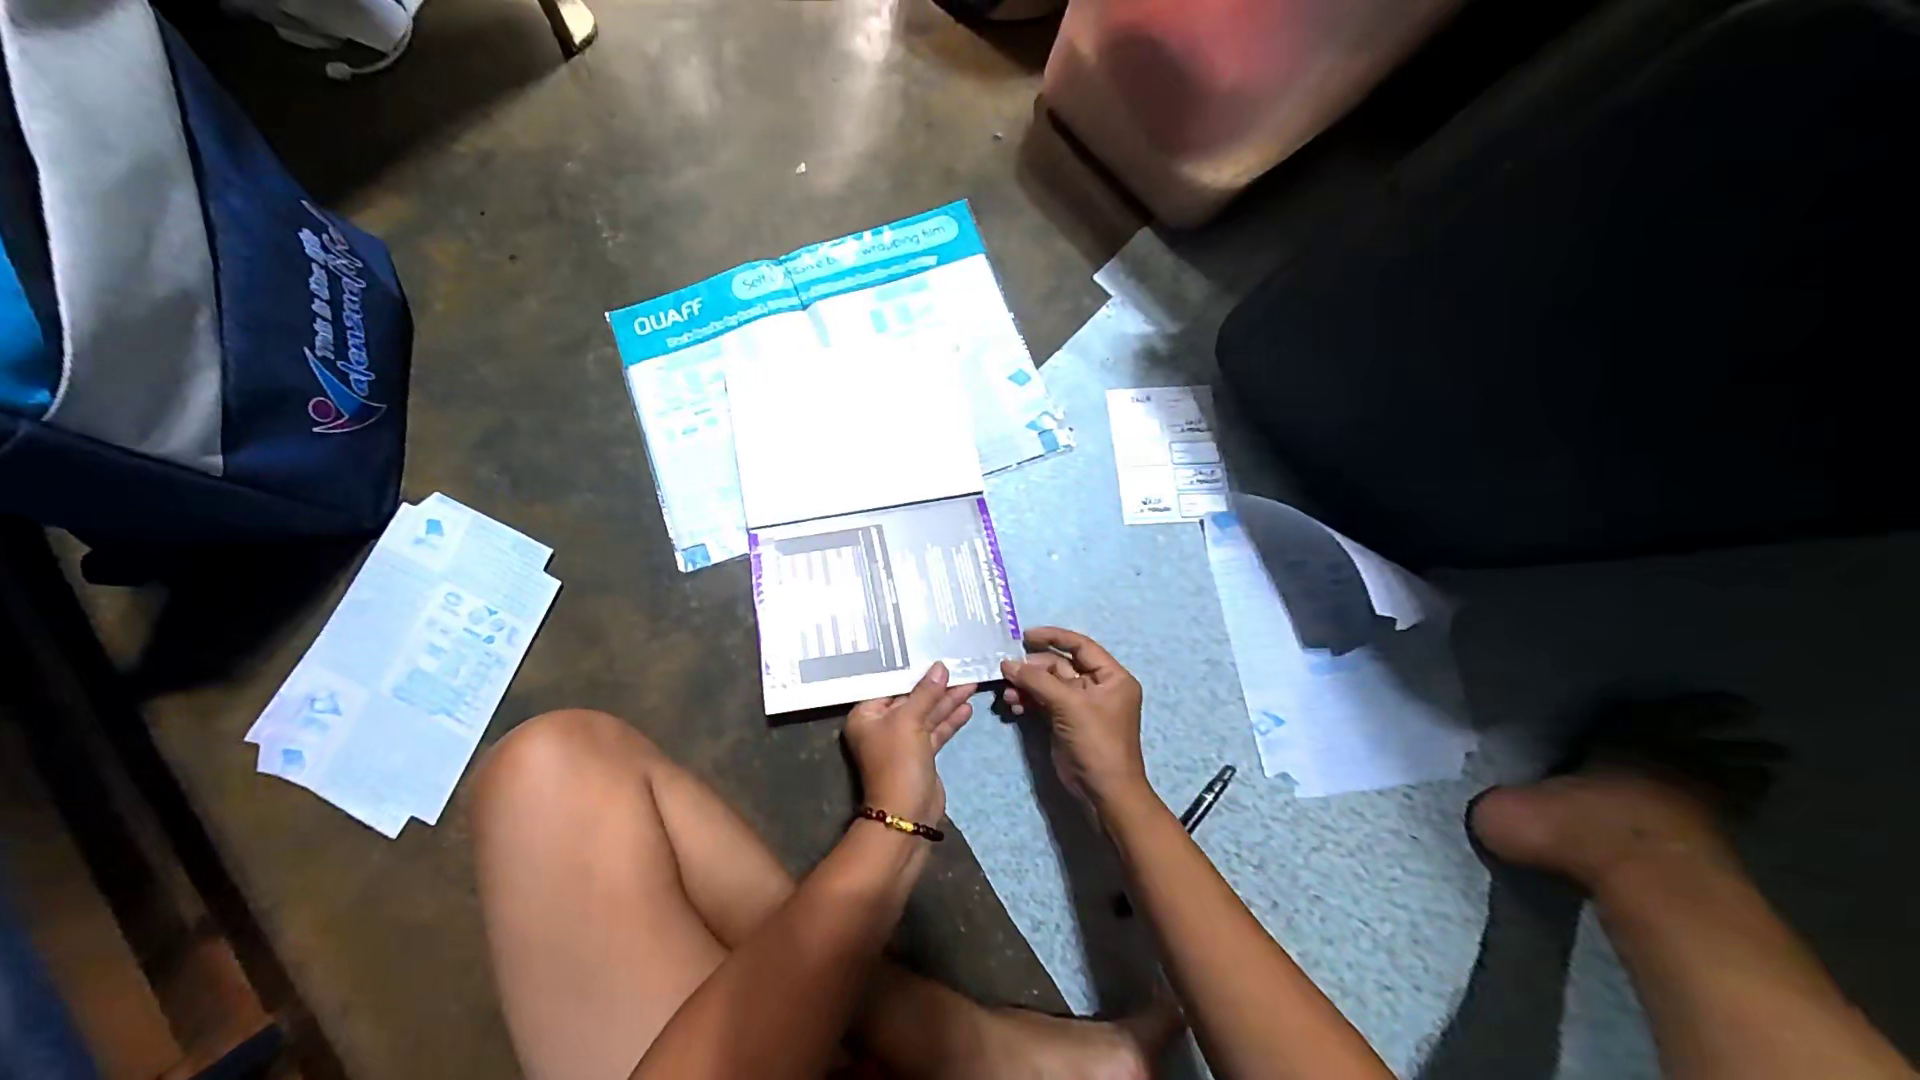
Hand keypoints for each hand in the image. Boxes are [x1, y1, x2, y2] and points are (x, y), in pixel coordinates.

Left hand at [844, 662, 977, 824]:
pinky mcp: (920, 755)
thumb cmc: (898, 760)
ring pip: (927, 715)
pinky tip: (967, 707)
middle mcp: (881, 727)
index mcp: (866, 716)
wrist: (907, 813)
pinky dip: (950, 720)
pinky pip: (935, 731)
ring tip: (971, 683)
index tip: (933, 656)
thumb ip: (926, 692)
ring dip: (947, 701)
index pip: (890, 686)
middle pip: (911, 699)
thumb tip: (940, 667)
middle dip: (936, 687)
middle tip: (960, 669)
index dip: (912, 672)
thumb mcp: (910, 720)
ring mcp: (902, 742)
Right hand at [1000, 627, 1148, 808]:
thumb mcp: (1069, 705)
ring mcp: (1080, 705)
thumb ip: (1038, 680)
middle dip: (1033, 669)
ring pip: (1048, 685)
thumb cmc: (1096, 742)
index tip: (1024, 636)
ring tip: (1008, 695)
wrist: (1104, 793)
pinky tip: (1013, 706)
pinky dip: (1028, 701)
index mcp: (1111, 677)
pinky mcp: (1065, 722)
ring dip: (1026, 686)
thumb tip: (1007, 663)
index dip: (1053, 637)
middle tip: (1007, 672)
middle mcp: (1097, 687)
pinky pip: (1044, 702)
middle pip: (1060, 666)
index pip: (1080, 646)